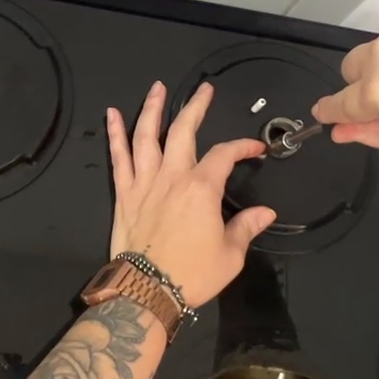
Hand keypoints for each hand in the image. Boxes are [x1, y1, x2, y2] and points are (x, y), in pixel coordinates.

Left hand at [106, 81, 274, 305]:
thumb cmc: (192, 273)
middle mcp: (172, 177)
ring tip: (157, 88)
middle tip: (204, 90)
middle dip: (196, 107)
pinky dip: (115, 135)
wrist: (146, 290)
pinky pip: (118, 158)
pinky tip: (112, 115)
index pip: (224, 155)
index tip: (255, 148)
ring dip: (152, 108)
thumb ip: (246, 227)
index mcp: (201, 188)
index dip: (242, 146)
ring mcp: (144, 182)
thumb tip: (265, 213)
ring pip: (146, 136)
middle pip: (183, 131)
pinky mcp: (124, 194)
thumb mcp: (230, 255)